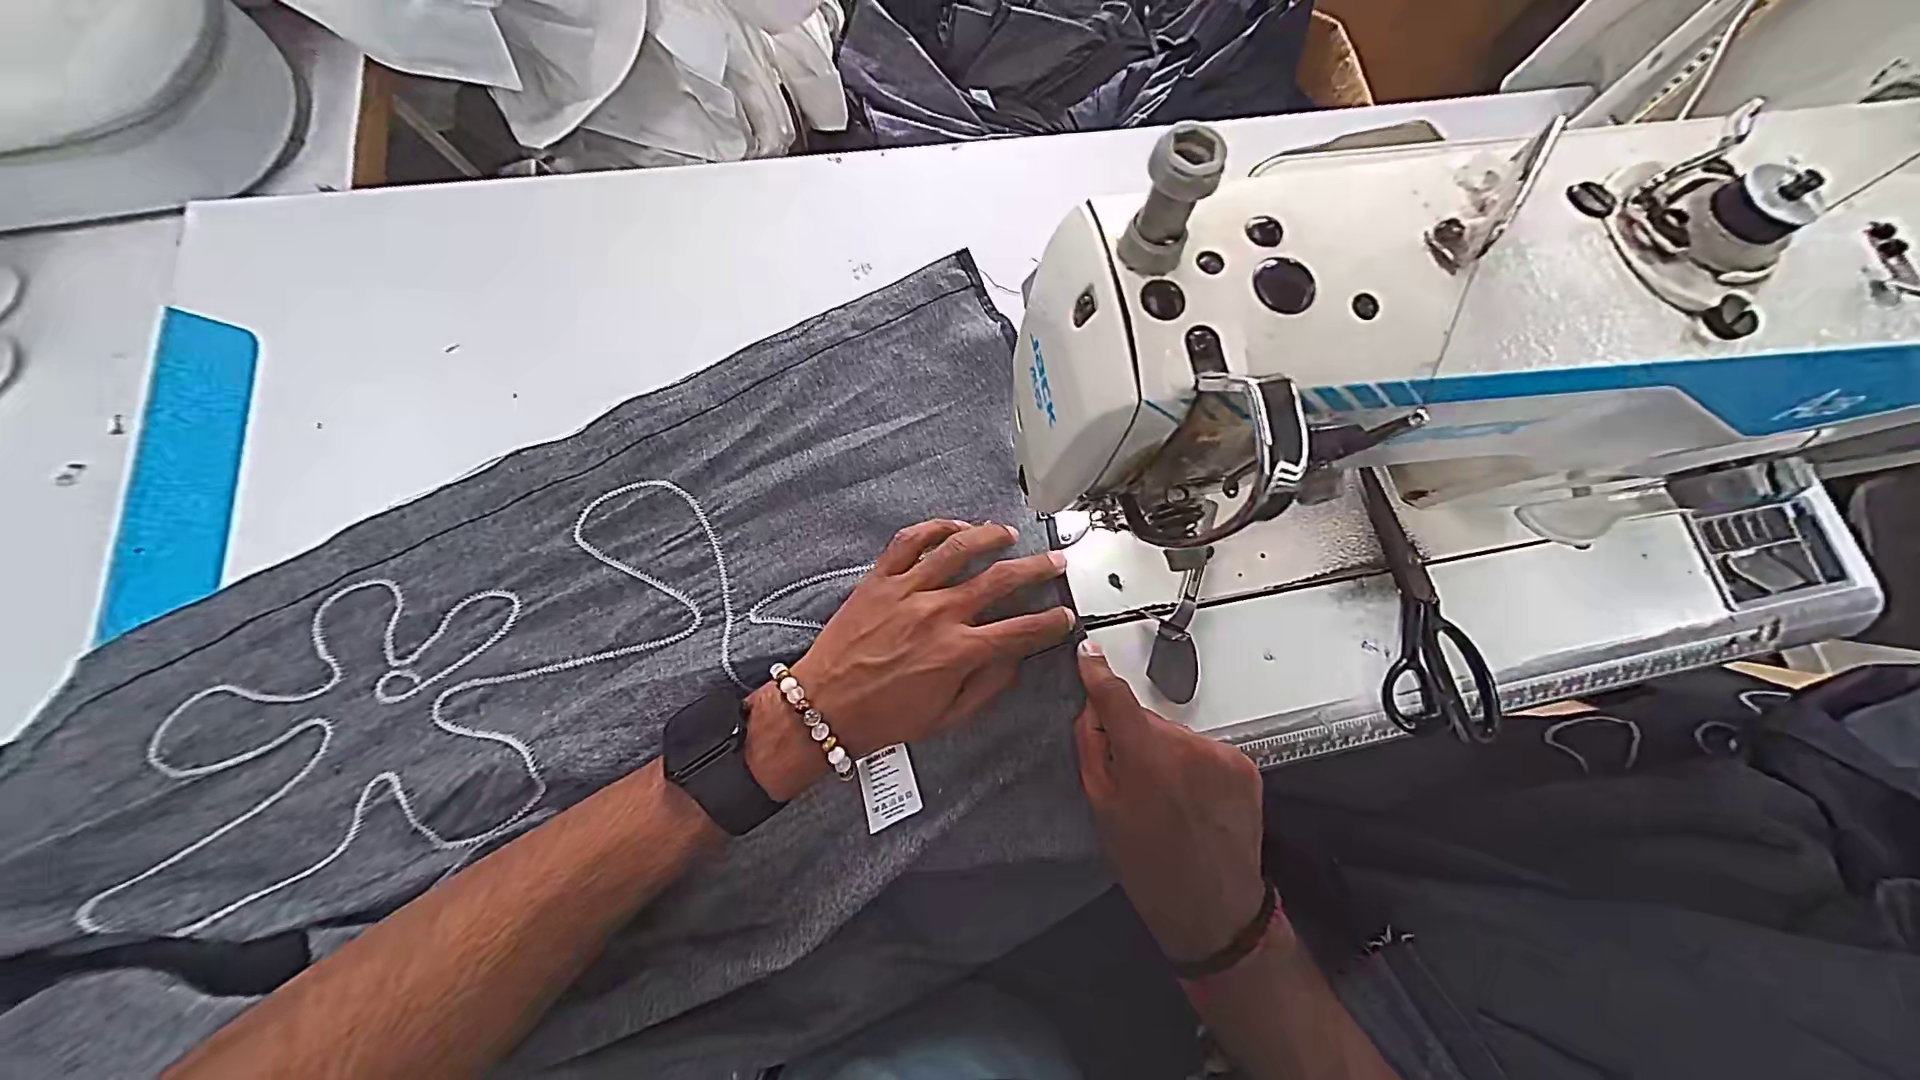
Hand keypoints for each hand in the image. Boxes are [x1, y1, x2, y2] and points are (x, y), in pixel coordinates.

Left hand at [747, 520, 1074, 798]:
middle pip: (1001, 579)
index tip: (1062, 616)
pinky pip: (910, 542)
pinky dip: (935, 528)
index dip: (1050, 622)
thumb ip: (987, 687)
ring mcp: (907, 592)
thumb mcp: (946, 717)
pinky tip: (954, 527)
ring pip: (959, 548)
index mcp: (956, 652)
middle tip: (1053, 563)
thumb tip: (1014, 661)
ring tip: (1008, 535)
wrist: (825, 706)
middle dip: (1037, 569)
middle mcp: (936, 615)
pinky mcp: (880, 580)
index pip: (1020, 629)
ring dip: (991, 536)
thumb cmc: (881, 716)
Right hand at [1074, 639, 1267, 965]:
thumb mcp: (1101, 806)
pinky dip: (1193, 763)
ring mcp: (1218, 755)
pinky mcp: (1241, 764)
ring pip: (1175, 731)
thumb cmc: (1152, 867)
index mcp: (1144, 758)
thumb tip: (1091, 710)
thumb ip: (1091, 747)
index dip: (1097, 671)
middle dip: (1135, 735)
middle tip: (1134, 777)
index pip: (1114, 694)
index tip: (1089, 654)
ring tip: (1168, 796)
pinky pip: (1202, 746)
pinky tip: (1191, 797)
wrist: (1211, 906)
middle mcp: (1185, 749)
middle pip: (1145, 716)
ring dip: (1166, 751)